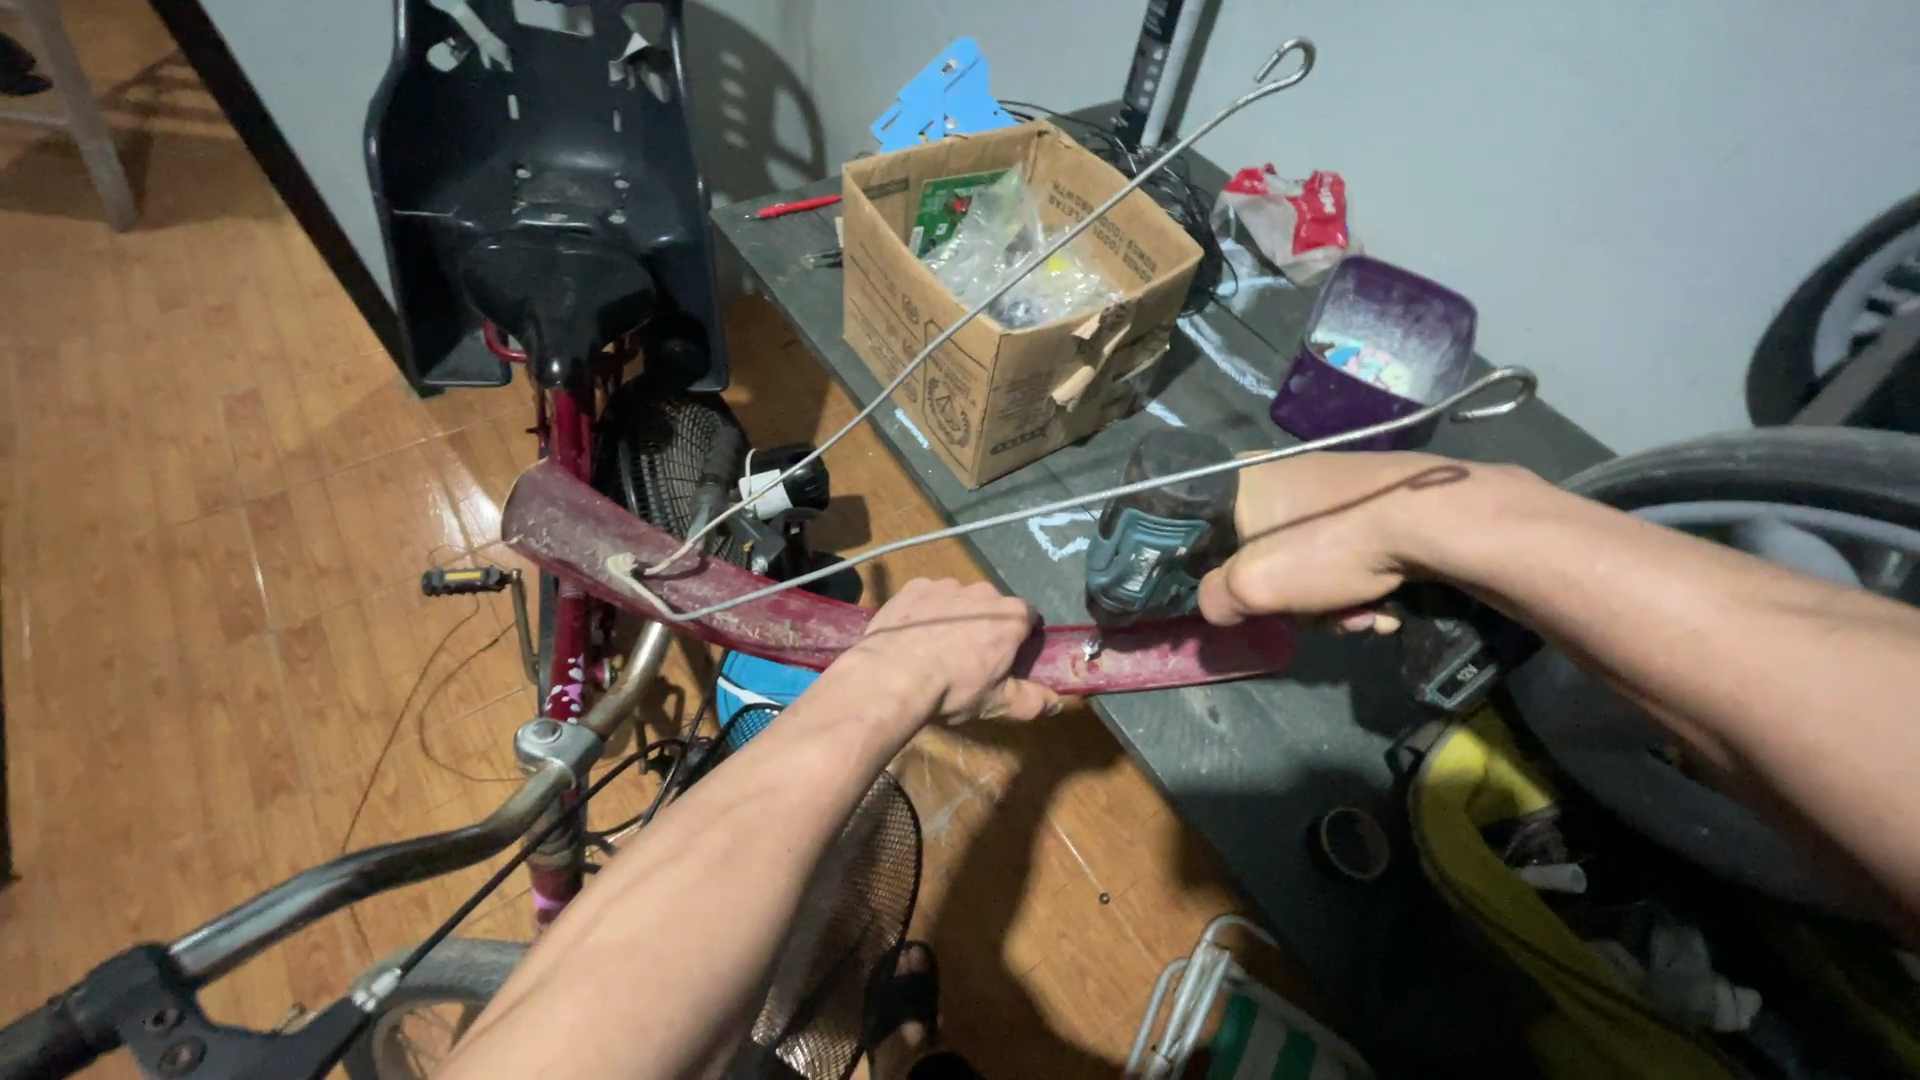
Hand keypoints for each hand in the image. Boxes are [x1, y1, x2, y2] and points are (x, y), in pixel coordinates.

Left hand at [838, 579, 1058, 725]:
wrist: (894, 675)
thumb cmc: (954, 689)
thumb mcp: (998, 703)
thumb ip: (1032, 701)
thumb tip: (1056, 704)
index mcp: (1011, 616)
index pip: (1029, 616)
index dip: (1020, 636)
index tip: (1008, 655)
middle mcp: (983, 591)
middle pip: (992, 606)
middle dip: (986, 625)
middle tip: (969, 656)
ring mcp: (946, 585)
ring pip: (958, 599)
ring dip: (955, 616)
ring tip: (935, 647)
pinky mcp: (914, 586)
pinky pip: (927, 597)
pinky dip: (924, 612)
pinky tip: (912, 636)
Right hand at [1198, 451, 1514, 630]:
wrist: (1435, 519)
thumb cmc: (1327, 544)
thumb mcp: (1251, 586)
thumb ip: (1216, 600)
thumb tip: (1218, 606)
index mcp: (1240, 479)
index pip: (1204, 531)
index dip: (1221, 574)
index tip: (1245, 599)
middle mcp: (1279, 474)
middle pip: (1261, 555)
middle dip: (1291, 600)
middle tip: (1313, 617)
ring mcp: (1327, 487)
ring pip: (1307, 561)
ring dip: (1329, 603)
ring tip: (1361, 617)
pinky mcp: (1368, 502)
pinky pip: (1344, 552)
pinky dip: (1358, 586)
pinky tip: (1382, 606)